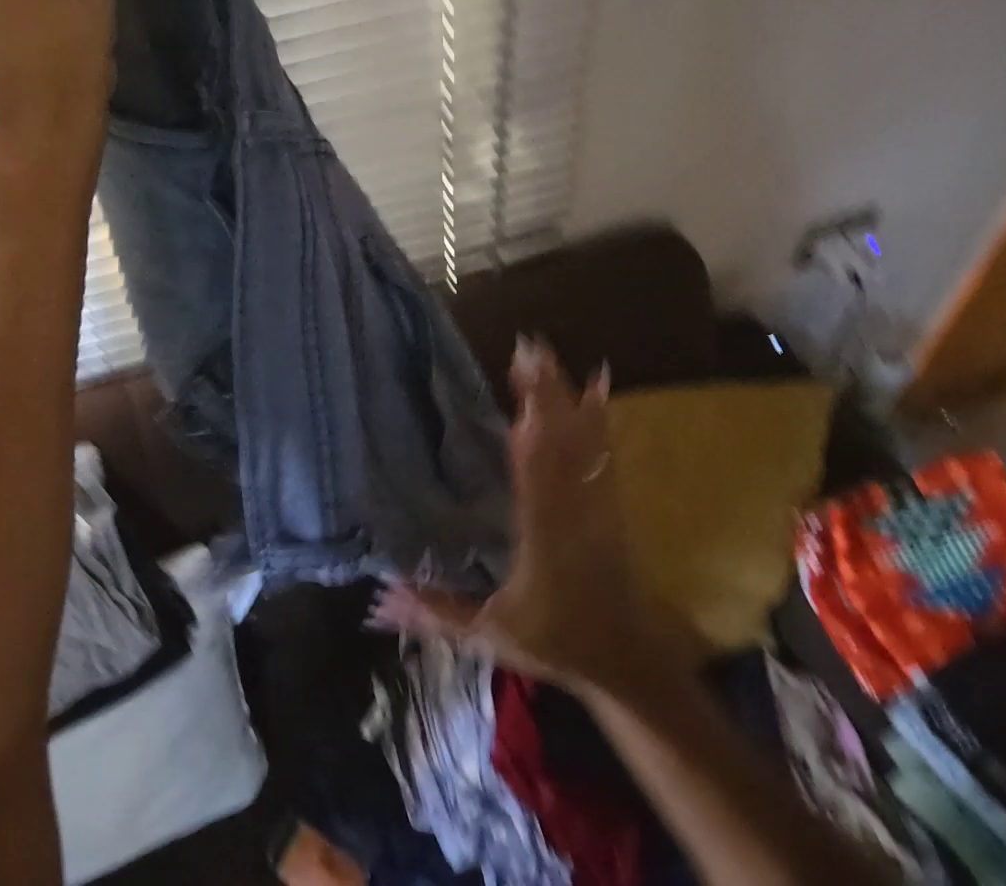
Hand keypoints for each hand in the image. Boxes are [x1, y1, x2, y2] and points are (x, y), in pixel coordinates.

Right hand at [370, 340, 702, 697]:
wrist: (627, 659)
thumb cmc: (557, 642)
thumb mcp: (490, 635)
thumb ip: (435, 612)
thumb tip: (378, 599)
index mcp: (542, 535)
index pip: (535, 470)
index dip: (530, 424)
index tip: (518, 383)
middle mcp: (573, 510)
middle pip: (562, 442)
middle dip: (547, 392)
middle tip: (528, 346)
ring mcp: (597, 506)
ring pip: (586, 441)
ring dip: (569, 396)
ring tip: (551, 357)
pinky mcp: (610, 507)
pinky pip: (603, 454)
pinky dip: (599, 419)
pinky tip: (597, 391)